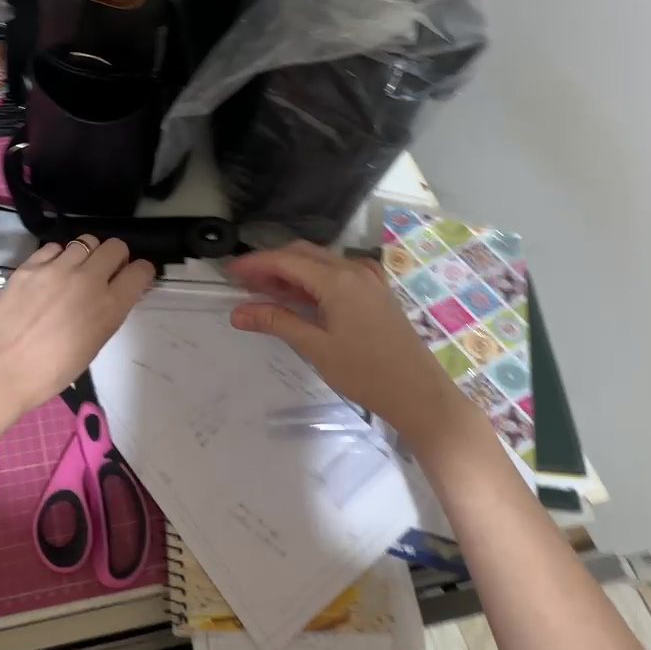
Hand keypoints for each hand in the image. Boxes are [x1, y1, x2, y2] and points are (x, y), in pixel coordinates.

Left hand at [0, 236, 155, 415]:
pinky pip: (54, 248)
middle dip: (116, 257)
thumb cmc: (49, 372)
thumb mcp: (91, 346)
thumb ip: (107, 314)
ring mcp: (56, 269)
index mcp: (108, 308)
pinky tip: (50, 273)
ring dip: (87, 254)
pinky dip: (58, 257)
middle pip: (116, 246)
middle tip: (105, 272)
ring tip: (76, 270)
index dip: (141, 272)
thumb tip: (115, 295)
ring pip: (85, 241)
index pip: (140, 271)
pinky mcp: (30, 265)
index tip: (135, 277)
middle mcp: (87, 280)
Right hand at [227, 242, 474, 447]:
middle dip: (271, 264)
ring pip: (320, 262)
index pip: (286, 260)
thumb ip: (276, 322)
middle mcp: (353, 270)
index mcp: (337, 280)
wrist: (420, 395)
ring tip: (265, 291)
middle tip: (244, 282)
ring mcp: (369, 280)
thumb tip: (238, 313)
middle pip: (303, 254)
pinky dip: (313, 279)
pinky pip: (337, 273)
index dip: (255, 263)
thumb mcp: (315, 347)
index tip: (230, 272)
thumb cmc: (366, 372)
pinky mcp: (376, 292)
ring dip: (291, 271)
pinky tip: (301, 298)